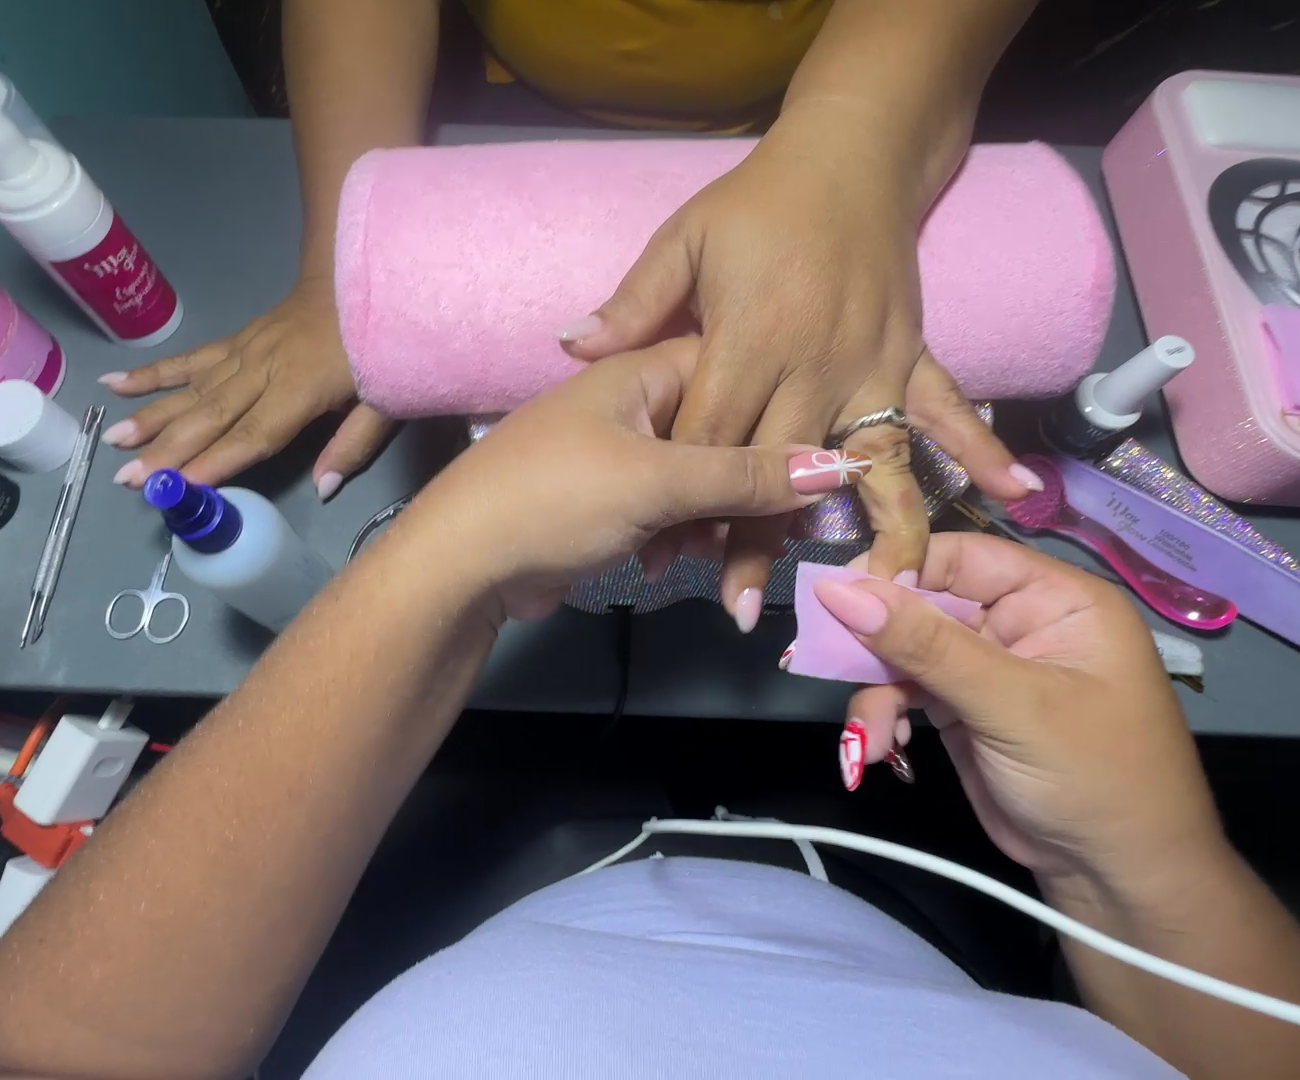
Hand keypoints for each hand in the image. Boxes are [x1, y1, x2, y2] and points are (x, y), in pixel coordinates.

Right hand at [98, 277, 395, 497]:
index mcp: (302, 387)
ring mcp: (246, 350)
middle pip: (212, 415)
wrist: (364, 277)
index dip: (217, 462)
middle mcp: (264, 369)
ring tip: (115, 440)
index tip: (182, 487)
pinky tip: (118, 383)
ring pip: (194, 388)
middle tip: (129, 477)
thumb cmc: (381, 347)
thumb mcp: (386, 402)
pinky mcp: (239, 338)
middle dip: (169, 448)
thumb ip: (354, 445)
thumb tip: (323, 488)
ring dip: (152, 416)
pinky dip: (155, 372)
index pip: (254, 434)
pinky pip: (192, 358)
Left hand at [391, 337, 850, 624]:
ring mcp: (623, 456)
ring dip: (721, 519)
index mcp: (639, 372)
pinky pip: (674, 510)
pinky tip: (700, 567)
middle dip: (751, 484)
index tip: (820, 467)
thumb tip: (835, 465)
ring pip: (700, 478)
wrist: (464, 565)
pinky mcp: (616, 503)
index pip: (733, 372)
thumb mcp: (653, 481)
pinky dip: (690, 536)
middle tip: (781, 531)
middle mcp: (635, 405)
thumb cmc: (555, 500)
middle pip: (722, 432)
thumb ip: (742, 473)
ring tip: (737, 561)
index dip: (778, 417)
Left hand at [562, 105, 1032, 625]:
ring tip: (877, 593)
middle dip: (756, 540)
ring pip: (861, 462)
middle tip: (739, 608)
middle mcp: (815, 363)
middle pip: (776, 469)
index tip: (668, 555)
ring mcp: (872, 364)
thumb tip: (570, 340)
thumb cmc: (756, 203)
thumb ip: (634, 303)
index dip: (686, 495)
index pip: (710, 435)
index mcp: (750, 337)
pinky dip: (976, 451)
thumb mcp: (683, 239)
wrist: (854, 152)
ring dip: (867, 529)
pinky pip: (942, 411)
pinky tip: (1012, 496)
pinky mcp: (911, 357)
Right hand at [813, 532, 1226, 892]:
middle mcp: (1013, 621)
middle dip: (874, 644)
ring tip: (868, 738)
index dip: (896, 569)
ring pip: (899, 651)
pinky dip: (882, 715)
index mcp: (1052, 598)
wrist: (1115, 878)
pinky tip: (881, 747)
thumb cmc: (1093, 778)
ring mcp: (981, 664)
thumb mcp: (1009, 704)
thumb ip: (924, 644)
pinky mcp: (956, 704)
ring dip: (874, 693)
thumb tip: (838, 589)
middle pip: (918, 604)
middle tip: (827, 662)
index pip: (958, 555)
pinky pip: (900, 689)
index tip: (839, 597)